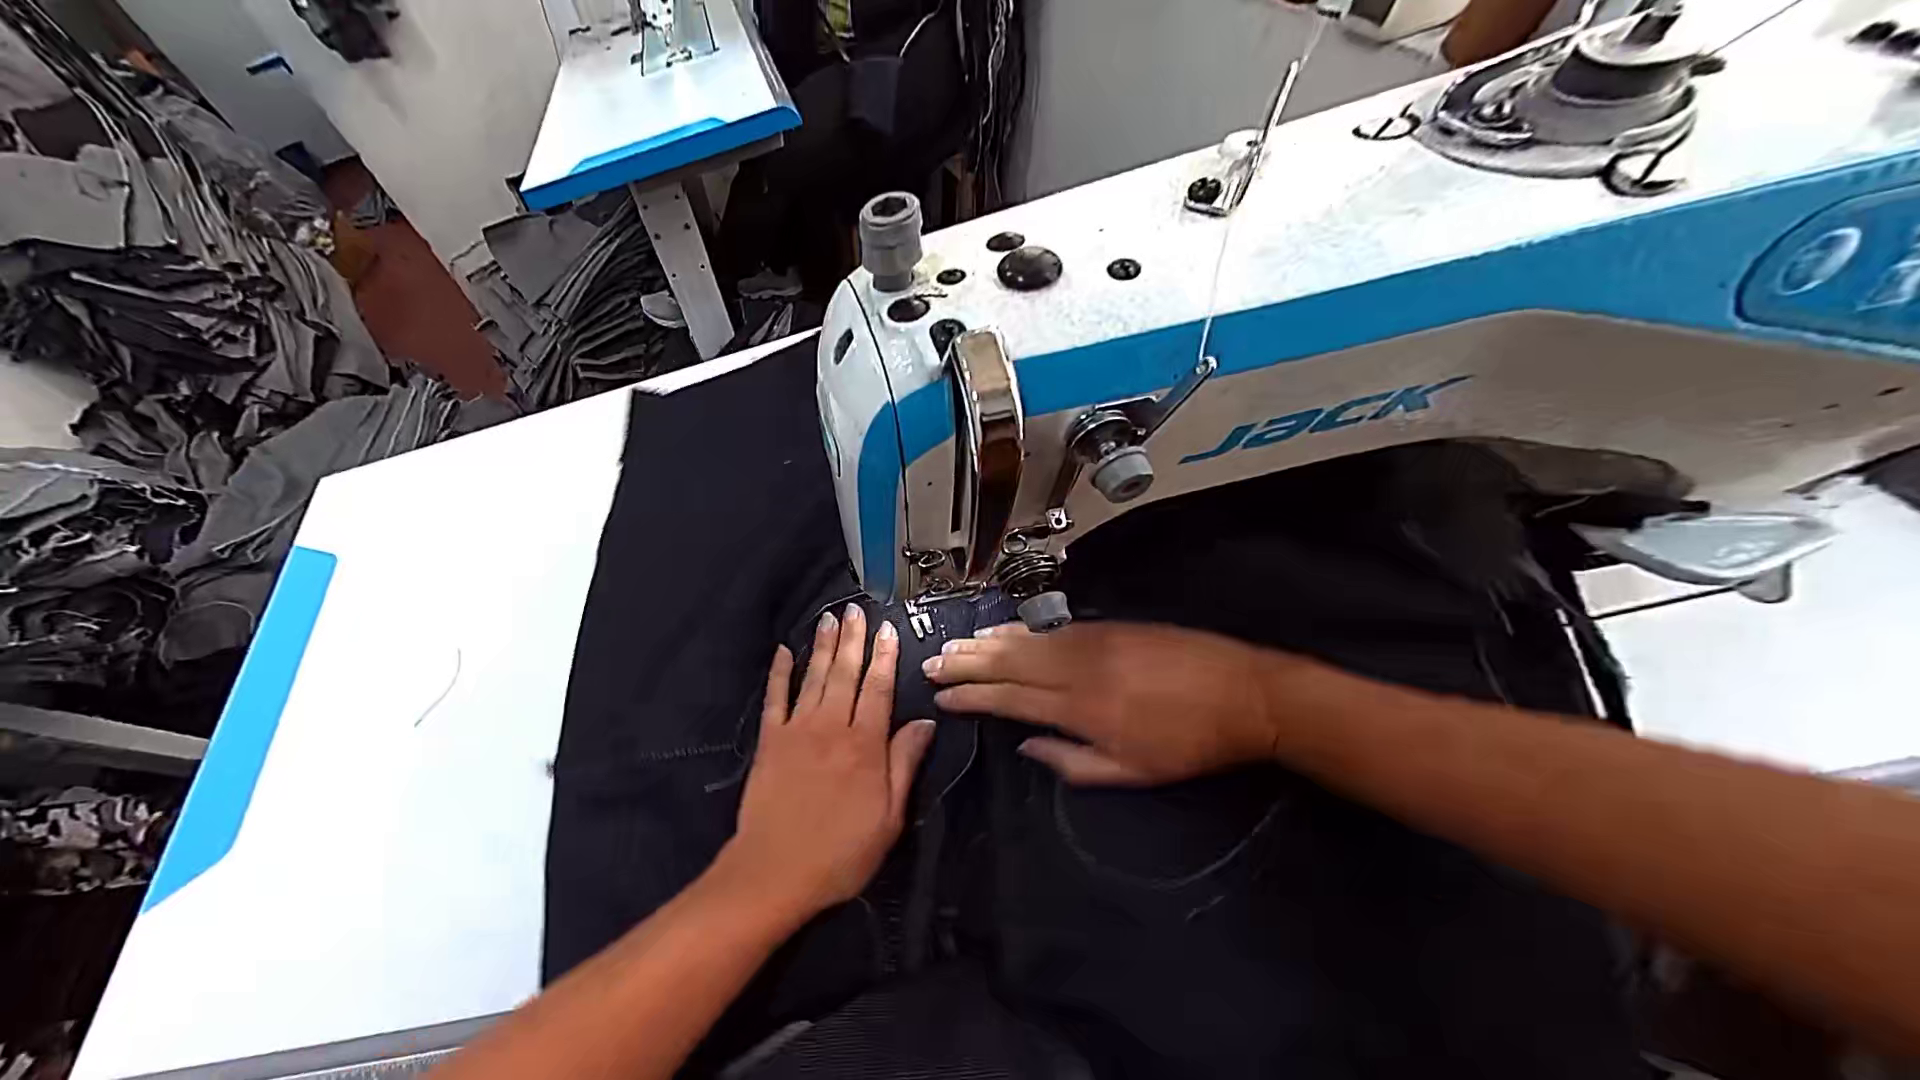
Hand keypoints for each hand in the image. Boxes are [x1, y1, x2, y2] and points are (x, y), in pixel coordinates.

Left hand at [715, 604, 936, 918]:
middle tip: (855, 609)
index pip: (879, 689)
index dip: (885, 657)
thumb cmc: (841, 851)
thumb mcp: (890, 816)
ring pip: (814, 678)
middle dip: (853, 639)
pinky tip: (784, 651)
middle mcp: (832, 727)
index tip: (888, 630)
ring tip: (828, 617)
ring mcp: (797, 731)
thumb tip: (926, 722)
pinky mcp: (770, 741)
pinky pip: (775, 699)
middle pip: (845, 674)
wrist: (774, 872)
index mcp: (865, 744)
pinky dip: (780, 673)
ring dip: (823, 646)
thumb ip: (905, 763)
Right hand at [924, 621, 1336, 785]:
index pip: (1010, 699)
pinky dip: (1020, 630)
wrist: (1245, 692)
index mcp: (1080, 708)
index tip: (943, 695)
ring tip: (955, 644)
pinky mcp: (1107, 627)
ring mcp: (1092, 641)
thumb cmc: (1190, 743)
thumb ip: (1073, 763)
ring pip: (1025, 639)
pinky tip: (1003, 630)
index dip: (972, 696)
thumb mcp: (1133, 772)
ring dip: (986, 642)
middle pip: (1008, 662)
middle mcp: (1077, 667)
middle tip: (932, 662)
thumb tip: (1027, 746)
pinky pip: (1050, 628)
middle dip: (966, 663)